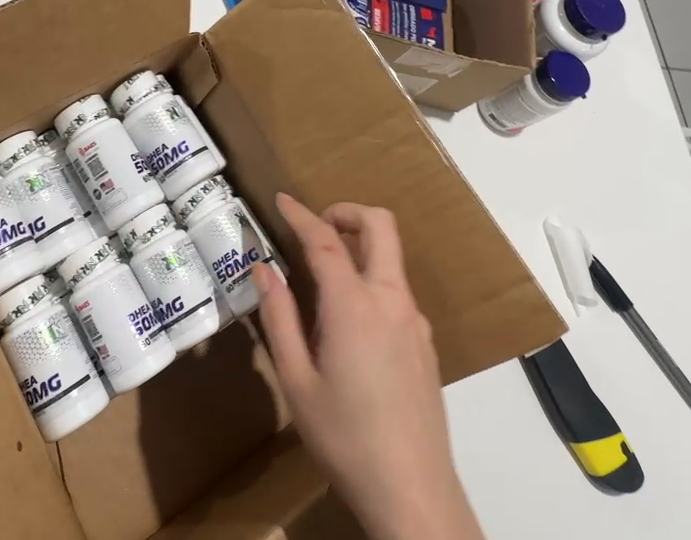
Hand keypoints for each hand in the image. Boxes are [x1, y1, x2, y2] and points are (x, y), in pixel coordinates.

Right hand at [256, 195, 482, 539]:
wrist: (411, 490)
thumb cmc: (344, 436)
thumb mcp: (296, 380)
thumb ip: (279, 317)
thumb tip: (264, 269)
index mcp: (354, 305)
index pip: (325, 240)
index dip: (301, 214)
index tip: (281, 200)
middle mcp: (392, 301)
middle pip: (380, 226)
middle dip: (347, 212)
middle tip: (315, 225)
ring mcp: (415, 322)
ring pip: (392, 260)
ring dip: (360, 248)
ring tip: (322, 281)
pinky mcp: (426, 345)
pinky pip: (397, 293)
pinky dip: (371, 281)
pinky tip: (348, 326)